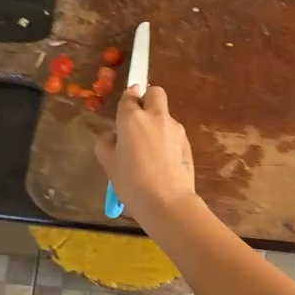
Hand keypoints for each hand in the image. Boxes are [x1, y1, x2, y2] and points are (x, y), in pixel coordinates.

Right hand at [95, 85, 197, 222]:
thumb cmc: (132, 183)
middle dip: (147, 98)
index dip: (126, 100)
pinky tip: (162, 162)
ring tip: (149, 151)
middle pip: (155, 92)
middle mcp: (155, 117)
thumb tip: (113, 136)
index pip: (129, 96)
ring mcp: (175, 129)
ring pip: (165, 115)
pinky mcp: (187, 143)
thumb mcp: (109, 164)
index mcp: (132, 119)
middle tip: (139, 119)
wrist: (167, 203)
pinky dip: (167, 140)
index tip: (124, 110)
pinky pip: (174, 133)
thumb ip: (107, 144)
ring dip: (157, 123)